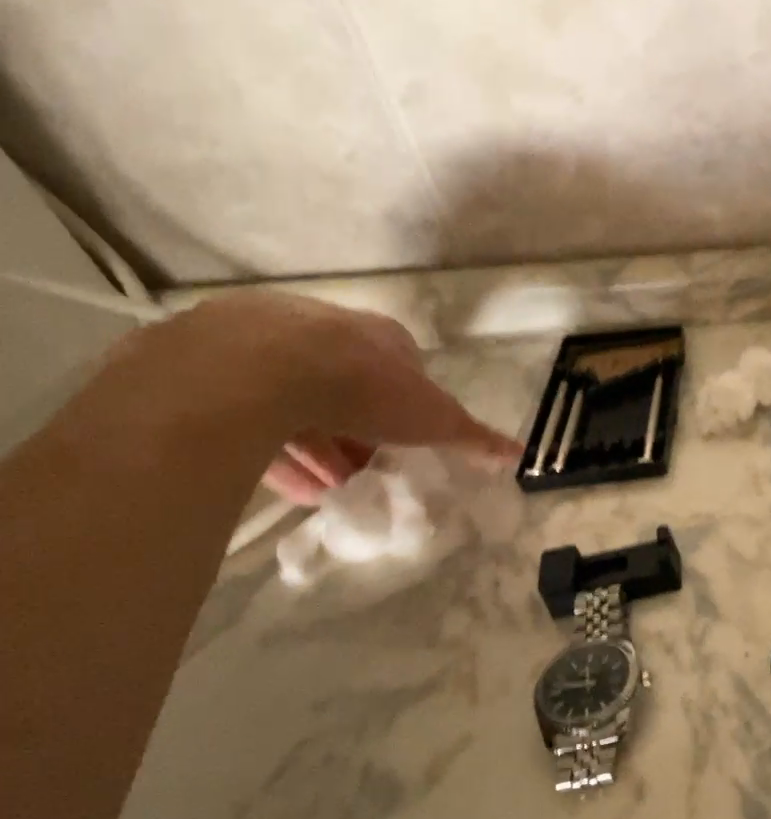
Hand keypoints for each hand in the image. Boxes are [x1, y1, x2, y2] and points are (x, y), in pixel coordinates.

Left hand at [144, 294, 519, 503]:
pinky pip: (242, 412)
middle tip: (364, 470)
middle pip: (342, 384)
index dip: (405, 407)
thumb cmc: (361, 386)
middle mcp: (318, 328)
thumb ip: (472, 437)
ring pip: (290, 399)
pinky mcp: (203, 364)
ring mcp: (256, 341)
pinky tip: (285, 485)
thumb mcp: (433, 418)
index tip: (404, 443)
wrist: (252, 370)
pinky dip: (269, 449)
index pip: (400, 366)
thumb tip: (519, 453)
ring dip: (314, 445)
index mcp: (376, 335)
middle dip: (355, 430)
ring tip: (327, 490)